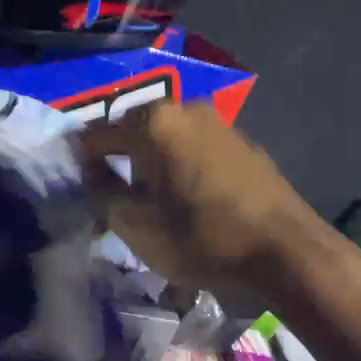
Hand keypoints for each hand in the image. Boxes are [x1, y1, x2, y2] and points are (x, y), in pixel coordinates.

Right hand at [78, 100, 350, 300]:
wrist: (285, 251)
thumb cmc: (200, 239)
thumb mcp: (134, 224)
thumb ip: (101, 191)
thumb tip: (89, 171)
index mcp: (152, 123)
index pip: (94, 135)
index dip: (79, 164)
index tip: (76, 190)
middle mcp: (184, 109)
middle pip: (131, 130)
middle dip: (116, 159)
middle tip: (110, 198)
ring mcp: (217, 122)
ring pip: (165, 137)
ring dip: (149, 162)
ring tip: (147, 199)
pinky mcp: (242, 141)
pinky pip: (193, 146)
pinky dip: (179, 164)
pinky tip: (183, 197)